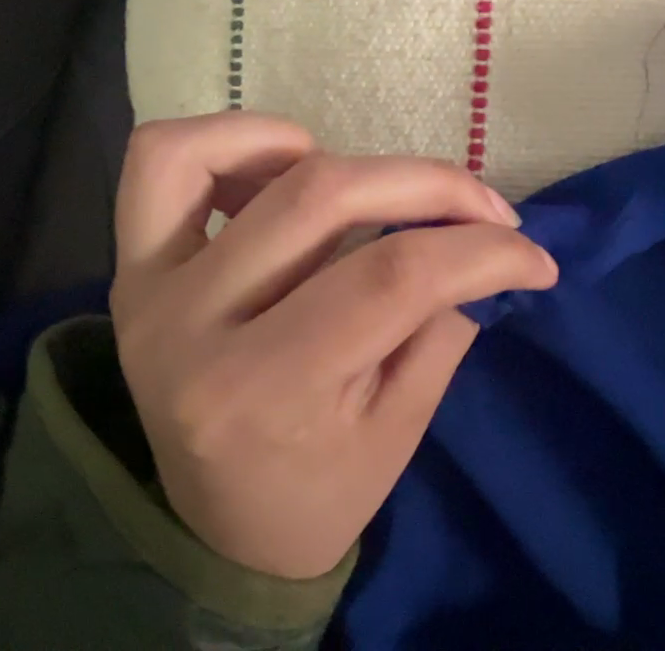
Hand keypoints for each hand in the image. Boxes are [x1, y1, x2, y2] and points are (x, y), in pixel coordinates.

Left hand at [109, 113, 557, 578]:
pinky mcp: (130, 265)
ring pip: (226, 156)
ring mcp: (147, 288)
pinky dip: (233, 139)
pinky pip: (163, 160)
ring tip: (370, 190)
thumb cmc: (320, 490)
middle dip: (429, 187)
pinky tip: (288, 168)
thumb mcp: (398, 431)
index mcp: (264, 391)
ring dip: (324, 152)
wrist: (220, 527)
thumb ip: (440, 323)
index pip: (390, 279)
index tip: (534, 255)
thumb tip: (484, 238)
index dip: (480, 250)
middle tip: (486, 209)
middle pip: (321, 198)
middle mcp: (189, 327)